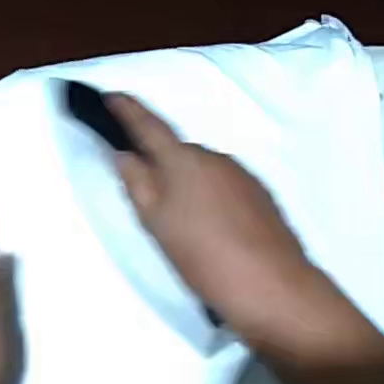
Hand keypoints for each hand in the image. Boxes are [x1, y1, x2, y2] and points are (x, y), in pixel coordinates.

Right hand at [107, 94, 360, 351]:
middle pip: (179, 152)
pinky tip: (213, 229)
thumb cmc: (204, 258)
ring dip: (188, 184)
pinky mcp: (262, 195)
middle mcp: (216, 157)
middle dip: (161, 163)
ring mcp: (244, 175)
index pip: (149, 126)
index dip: (127, 111)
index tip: (111, 96)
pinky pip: (225, 186)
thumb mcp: (157, 225)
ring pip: (204, 171)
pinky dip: (212, 198)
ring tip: (182, 223)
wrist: (273, 287)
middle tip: (147, 194)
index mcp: (184, 160)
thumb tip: (123, 153)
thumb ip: (137, 184)